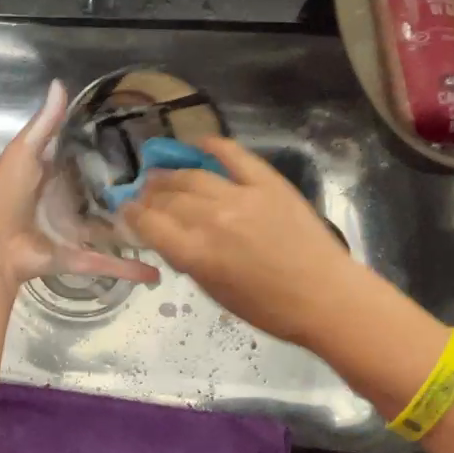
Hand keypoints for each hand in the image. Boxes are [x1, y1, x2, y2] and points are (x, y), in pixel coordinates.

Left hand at [0, 80, 159, 289]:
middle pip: (101, 196)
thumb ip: (44, 124)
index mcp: (52, 176)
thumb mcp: (23, 152)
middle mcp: (65, 203)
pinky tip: (158, 274)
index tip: (142, 139)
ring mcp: (73, 232)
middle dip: (129, 190)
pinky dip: (130, 270)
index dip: (107, 150)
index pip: (84, 160)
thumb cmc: (6, 194)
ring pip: (110, 231)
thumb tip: (60, 83)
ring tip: (172, 224)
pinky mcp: (78, 257)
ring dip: (135, 230)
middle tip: (169, 183)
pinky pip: (107, 264)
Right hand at [119, 135, 367, 344]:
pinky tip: (196, 144)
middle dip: (148, 195)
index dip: (130, 215)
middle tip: (143, 195)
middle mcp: (212, 219)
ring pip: (191, 176)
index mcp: (196, 253)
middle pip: (166, 196)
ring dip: (170, 174)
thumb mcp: (213, 290)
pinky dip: (211, 146)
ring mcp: (241, 197)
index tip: (125, 212)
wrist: (328, 298)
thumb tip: (166, 235)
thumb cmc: (268, 307)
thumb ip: (186, 258)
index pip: (147, 223)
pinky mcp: (268, 184)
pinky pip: (233, 156)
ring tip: (161, 176)